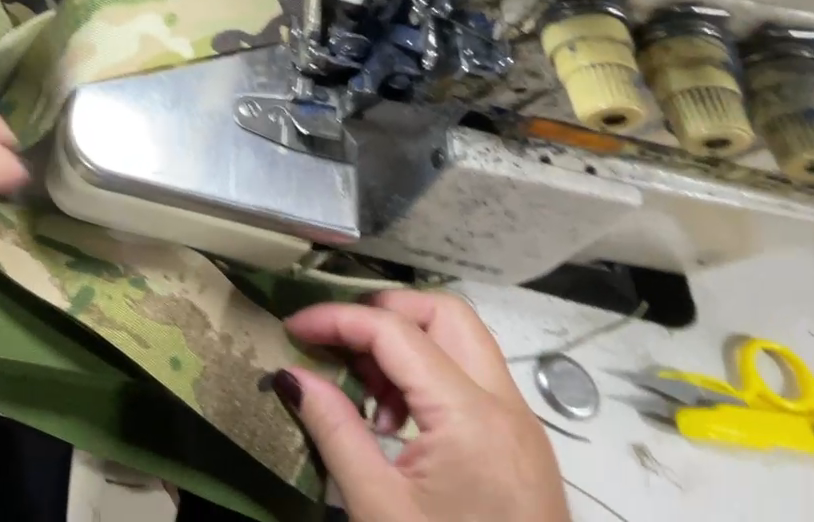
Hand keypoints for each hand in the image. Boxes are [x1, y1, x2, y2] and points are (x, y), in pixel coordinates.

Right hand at [275, 291, 570, 521]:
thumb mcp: (377, 506)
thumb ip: (333, 428)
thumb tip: (291, 374)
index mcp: (470, 417)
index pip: (394, 330)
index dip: (335, 319)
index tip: (292, 328)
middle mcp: (506, 405)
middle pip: (444, 312)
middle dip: (382, 312)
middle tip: (337, 341)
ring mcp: (521, 424)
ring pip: (461, 340)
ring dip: (405, 343)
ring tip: (364, 392)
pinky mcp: (522, 445)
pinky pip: (471, 377)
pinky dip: (427, 374)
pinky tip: (395, 422)